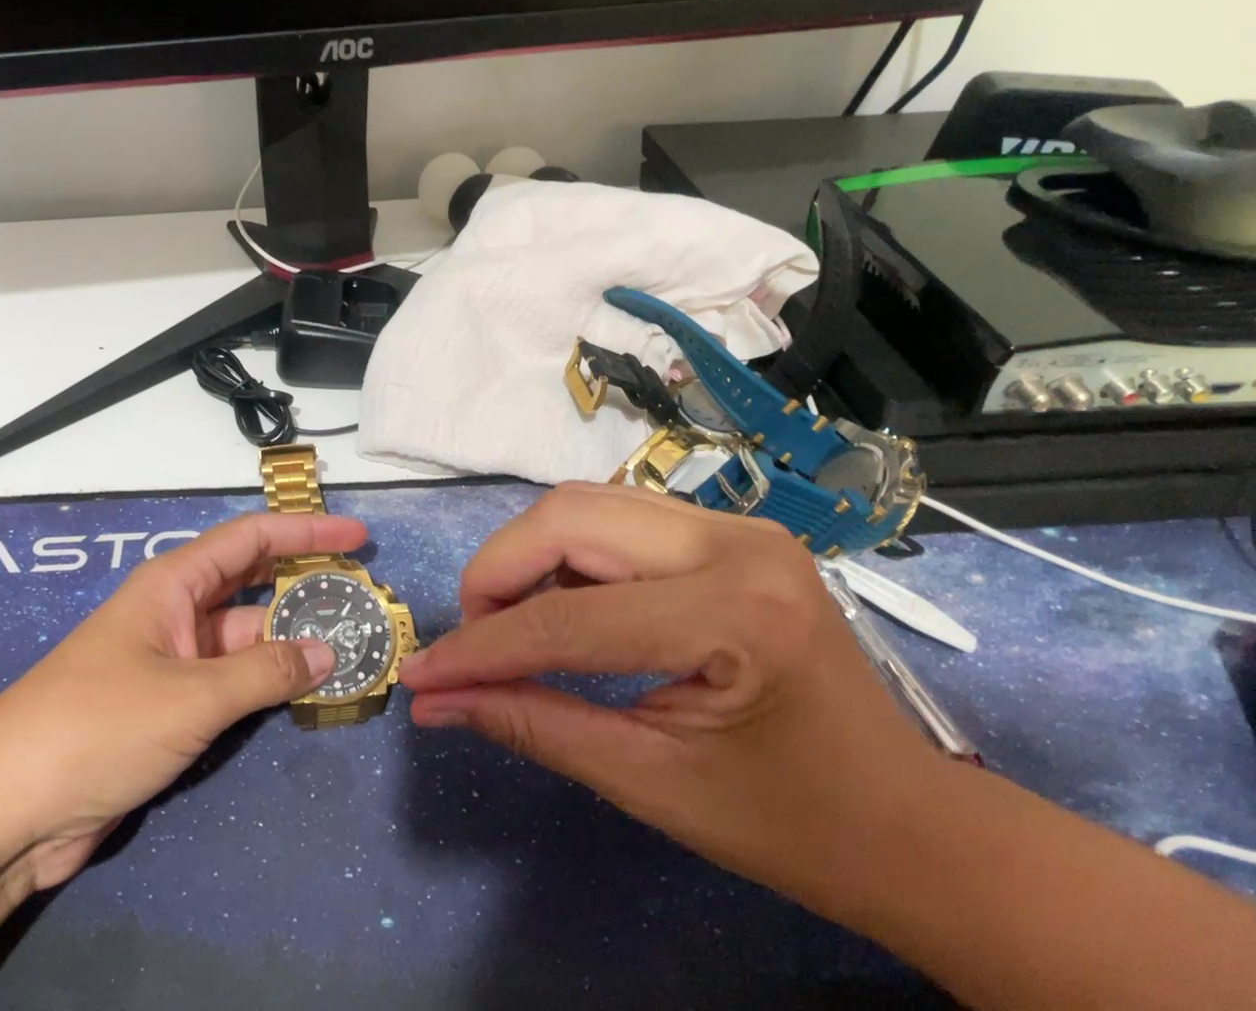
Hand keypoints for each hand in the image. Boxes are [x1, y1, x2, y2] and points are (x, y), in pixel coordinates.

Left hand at [0, 513, 362, 889]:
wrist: (9, 809)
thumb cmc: (97, 728)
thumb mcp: (191, 696)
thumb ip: (265, 673)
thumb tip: (327, 652)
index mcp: (170, 587)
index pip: (250, 541)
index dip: (306, 534)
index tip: (359, 539)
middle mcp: (172, 617)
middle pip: (251, 589)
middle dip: (306, 590)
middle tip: (366, 601)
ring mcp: (169, 666)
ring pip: (245, 643)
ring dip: (292, 646)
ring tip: (354, 652)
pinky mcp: (167, 713)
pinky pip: (230, 687)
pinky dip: (268, 688)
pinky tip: (307, 696)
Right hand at [400, 482, 946, 904]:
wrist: (906, 823)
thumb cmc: (788, 822)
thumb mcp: (646, 780)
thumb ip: (531, 724)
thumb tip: (434, 702)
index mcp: (735, 616)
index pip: (565, 618)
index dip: (478, 648)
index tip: (421, 677)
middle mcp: (738, 545)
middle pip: (568, 517)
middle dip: (496, 575)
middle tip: (470, 644)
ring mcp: (741, 530)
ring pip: (588, 506)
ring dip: (529, 559)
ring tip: (511, 630)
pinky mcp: (734, 537)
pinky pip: (620, 521)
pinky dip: (569, 559)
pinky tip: (562, 613)